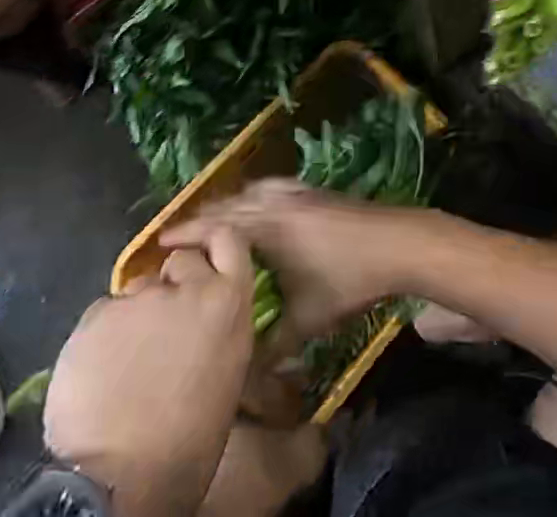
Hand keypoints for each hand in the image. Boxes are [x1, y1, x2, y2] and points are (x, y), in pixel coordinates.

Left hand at [47, 227, 255, 516]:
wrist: (121, 477)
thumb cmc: (188, 442)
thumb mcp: (226, 375)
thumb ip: (216, 330)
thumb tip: (203, 323)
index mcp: (228, 305)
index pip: (229, 241)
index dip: (212, 237)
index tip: (199, 245)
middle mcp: (187, 288)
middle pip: (179, 261)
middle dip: (173, 283)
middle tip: (164, 327)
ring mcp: (139, 298)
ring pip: (138, 289)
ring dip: (139, 311)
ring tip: (128, 358)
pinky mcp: (96, 314)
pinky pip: (105, 312)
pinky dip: (105, 333)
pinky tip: (101, 369)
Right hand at [163, 181, 420, 352]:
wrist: (398, 242)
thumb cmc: (347, 279)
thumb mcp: (308, 319)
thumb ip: (274, 345)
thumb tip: (246, 370)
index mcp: (265, 229)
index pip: (214, 227)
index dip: (185, 233)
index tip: (158, 242)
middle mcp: (275, 203)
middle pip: (229, 204)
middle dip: (202, 218)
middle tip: (180, 235)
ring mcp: (298, 193)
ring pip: (251, 193)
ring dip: (230, 204)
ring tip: (216, 220)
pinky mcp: (316, 191)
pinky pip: (274, 187)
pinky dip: (257, 195)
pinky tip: (263, 203)